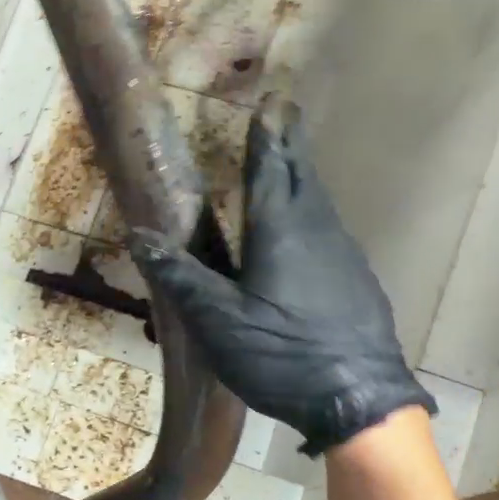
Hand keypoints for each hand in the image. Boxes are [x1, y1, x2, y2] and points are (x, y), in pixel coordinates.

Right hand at [129, 97, 433, 455]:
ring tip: (286, 164)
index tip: (267, 105)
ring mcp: (343, 256)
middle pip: (303, 179)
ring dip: (300, 178)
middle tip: (283, 116)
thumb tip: (141, 237)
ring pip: (318, 204)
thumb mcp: (217, 322)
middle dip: (289, 146)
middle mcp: (318, 233)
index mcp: (282, 236)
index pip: (271, 174)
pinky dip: (309, 213)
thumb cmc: (279, 355)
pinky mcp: (353, 281)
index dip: (265, 140)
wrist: (357, 394)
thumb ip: (182, 278)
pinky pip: (326, 231)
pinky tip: (301, 230)